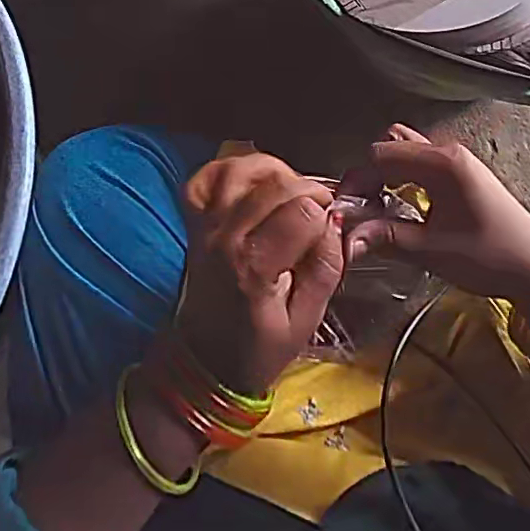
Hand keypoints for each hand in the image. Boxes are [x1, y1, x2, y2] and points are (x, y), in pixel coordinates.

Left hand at [176, 151, 345, 394]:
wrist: (207, 362)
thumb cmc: (258, 347)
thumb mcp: (307, 320)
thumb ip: (326, 267)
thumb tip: (336, 222)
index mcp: (254, 267)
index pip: (302, 211)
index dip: (326, 213)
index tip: (330, 227)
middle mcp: (224, 238)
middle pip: (275, 183)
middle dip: (308, 189)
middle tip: (318, 210)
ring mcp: (204, 226)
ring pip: (239, 168)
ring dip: (272, 171)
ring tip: (288, 191)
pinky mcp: (193, 222)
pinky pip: (205, 178)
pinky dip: (229, 170)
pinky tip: (252, 183)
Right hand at [341, 125, 529, 311]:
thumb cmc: (493, 257)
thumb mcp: (431, 250)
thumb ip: (385, 237)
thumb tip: (346, 237)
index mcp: (442, 164)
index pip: (379, 155)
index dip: (356, 181)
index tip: (346, 210)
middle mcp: (448, 154)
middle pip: (389, 145)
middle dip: (368, 174)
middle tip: (360, 208)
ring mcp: (456, 162)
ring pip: (404, 152)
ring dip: (384, 175)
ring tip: (378, 208)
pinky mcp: (460, 175)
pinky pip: (419, 164)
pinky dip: (400, 179)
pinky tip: (400, 208)